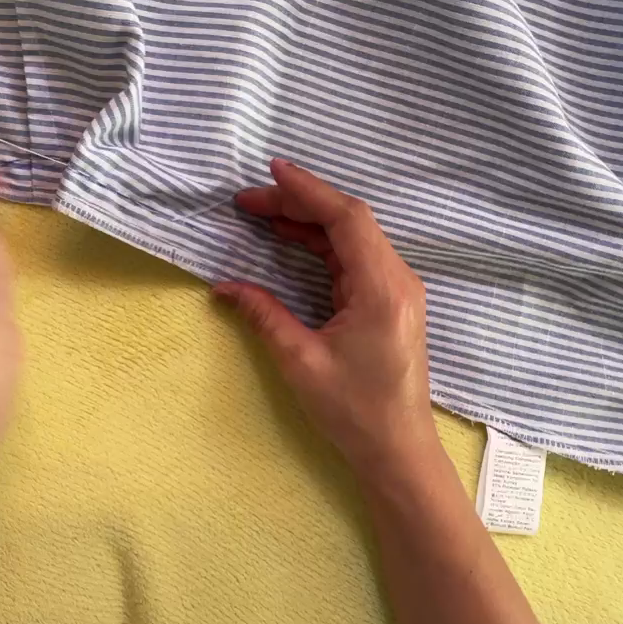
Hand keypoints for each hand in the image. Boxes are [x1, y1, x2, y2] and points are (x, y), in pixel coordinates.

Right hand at [214, 159, 435, 472]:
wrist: (398, 451)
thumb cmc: (353, 411)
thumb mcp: (300, 361)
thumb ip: (264, 314)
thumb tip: (224, 285)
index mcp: (381, 288)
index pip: (346, 219)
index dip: (307, 190)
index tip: (270, 172)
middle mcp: (396, 279)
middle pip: (347, 222)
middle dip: (297, 204)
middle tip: (246, 202)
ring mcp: (396, 289)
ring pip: (350, 237)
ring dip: (307, 222)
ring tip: (260, 214)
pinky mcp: (388, 302)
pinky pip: (352, 258)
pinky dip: (319, 244)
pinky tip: (289, 241)